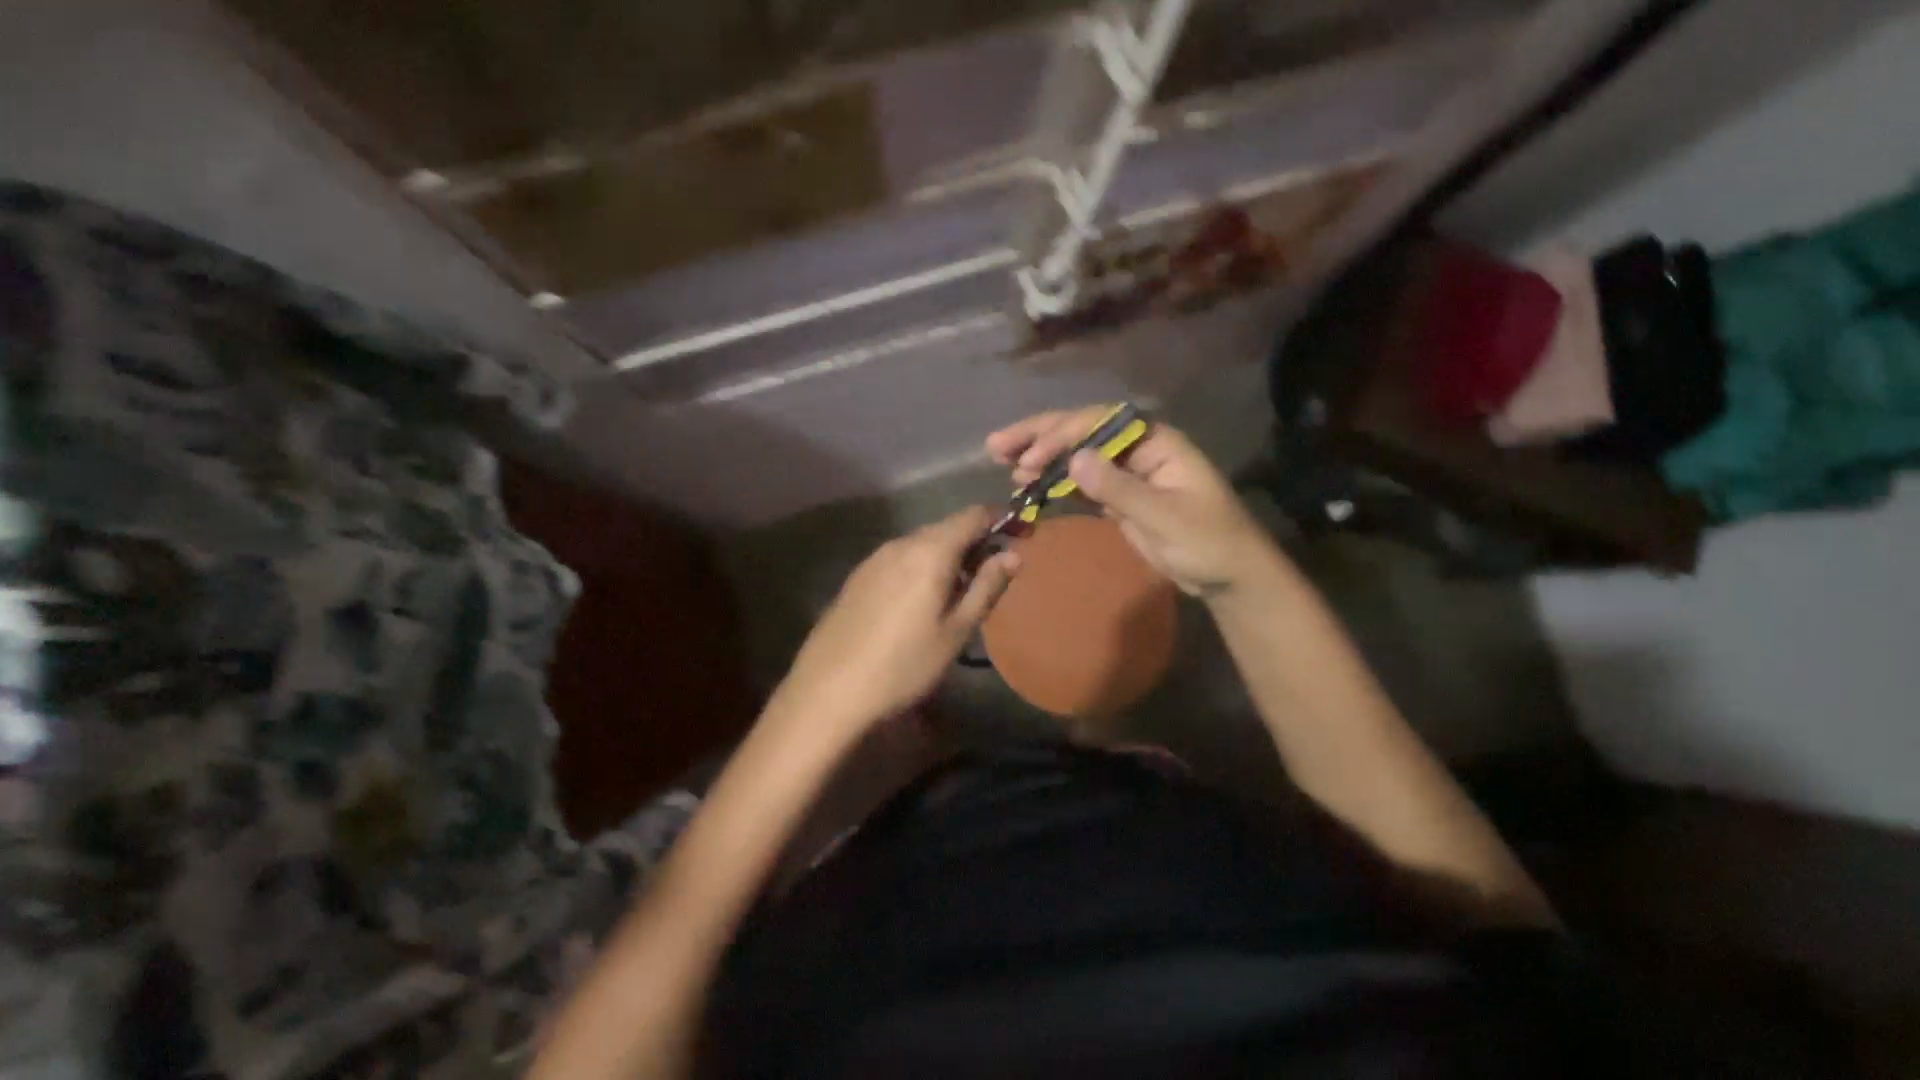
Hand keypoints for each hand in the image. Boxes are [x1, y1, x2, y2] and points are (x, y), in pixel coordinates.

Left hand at [769, 506, 1018, 734]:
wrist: (829, 690)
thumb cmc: (904, 665)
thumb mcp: (956, 631)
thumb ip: (987, 587)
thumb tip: (1014, 554)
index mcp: (930, 551)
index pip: (974, 515)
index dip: (1001, 522)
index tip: (1020, 541)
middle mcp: (901, 543)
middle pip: (947, 527)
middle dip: (974, 544)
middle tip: (990, 580)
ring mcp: (874, 558)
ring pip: (922, 544)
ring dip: (946, 558)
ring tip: (957, 597)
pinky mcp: (857, 577)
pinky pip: (900, 559)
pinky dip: (920, 568)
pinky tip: (920, 605)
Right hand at [987, 407, 1274, 597]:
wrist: (1230, 576)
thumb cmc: (1209, 542)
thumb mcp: (1166, 517)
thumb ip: (1120, 490)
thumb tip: (1075, 460)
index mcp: (1155, 441)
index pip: (1099, 425)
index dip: (1060, 436)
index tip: (1028, 458)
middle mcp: (1137, 448)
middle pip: (1082, 432)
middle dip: (1040, 436)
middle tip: (996, 446)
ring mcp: (1127, 472)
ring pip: (1077, 454)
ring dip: (1041, 456)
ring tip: (1003, 463)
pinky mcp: (1120, 497)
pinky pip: (1081, 481)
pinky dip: (1054, 481)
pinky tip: (1028, 485)